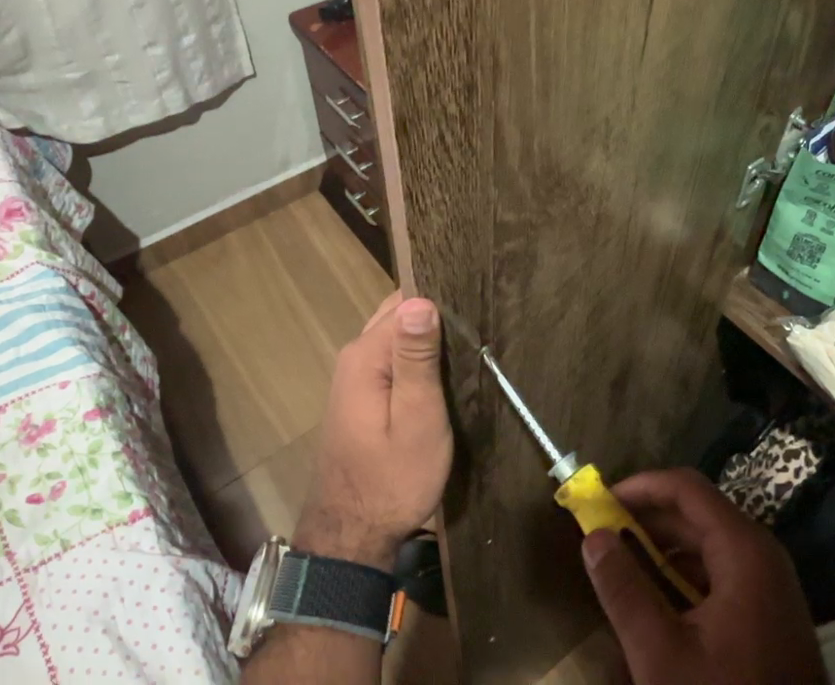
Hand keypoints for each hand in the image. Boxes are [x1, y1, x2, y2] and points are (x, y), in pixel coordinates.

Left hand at [293, 293, 452, 570]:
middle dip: (436, 316)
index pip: (407, 302)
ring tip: (471, 347)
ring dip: (428, 339)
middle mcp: (354, 356)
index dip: (443, 303)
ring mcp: (353, 376)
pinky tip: (445, 371)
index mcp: (365, 355)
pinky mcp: (360, 395)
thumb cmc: (392, 479)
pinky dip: (417, 359)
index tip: (479, 312)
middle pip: (398, 315)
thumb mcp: (416, 419)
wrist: (352, 534)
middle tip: (481, 330)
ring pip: (396, 338)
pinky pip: (392, 360)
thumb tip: (420, 300)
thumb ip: (417, 360)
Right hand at [583, 468, 823, 684]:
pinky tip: (656, 598)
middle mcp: (762, 554)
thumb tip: (593, 537)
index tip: (599, 502)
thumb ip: (623, 590)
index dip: (639, 486)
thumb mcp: (661, 653)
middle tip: (601, 533)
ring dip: (662, 545)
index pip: (686, 488)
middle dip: (645, 517)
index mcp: (744, 550)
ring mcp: (770, 583)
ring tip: (621, 564)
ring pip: (708, 542)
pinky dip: (684, 572)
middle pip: (697, 512)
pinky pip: (721, 570)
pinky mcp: (769, 611)